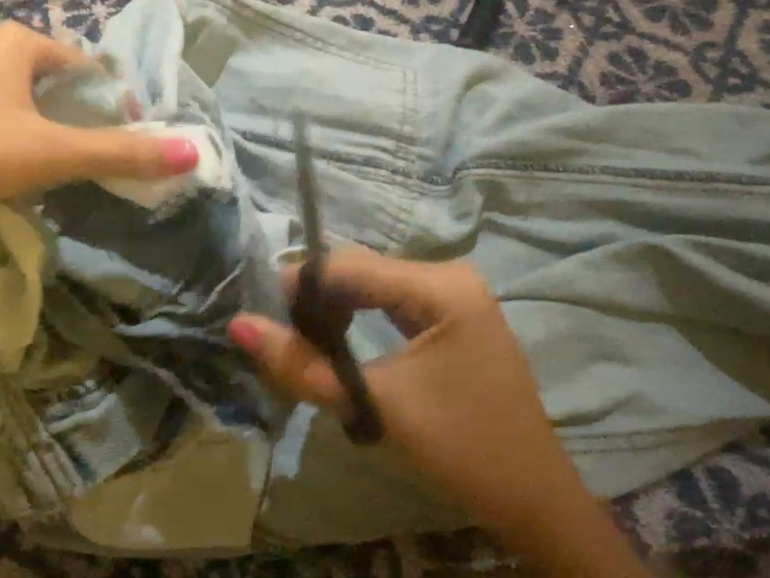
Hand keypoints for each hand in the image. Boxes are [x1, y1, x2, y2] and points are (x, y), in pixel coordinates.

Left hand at [0, 23, 198, 212]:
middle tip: (73, 162)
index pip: (85, 68)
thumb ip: (117, 154)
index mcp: (18, 41)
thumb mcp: (48, 154)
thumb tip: (192, 152)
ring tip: (36, 167)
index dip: (107, 107)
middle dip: (69, 117)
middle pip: (50, 79)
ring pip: (15, 92)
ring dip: (34, 124)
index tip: (112, 148)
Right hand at [227, 251, 649, 575]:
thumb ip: (301, 364)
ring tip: (305, 349)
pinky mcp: (452, 316)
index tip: (262, 319)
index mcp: (440, 286)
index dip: (298, 287)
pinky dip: (357, 319)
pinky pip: (388, 302)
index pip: (347, 266)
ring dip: (333, 312)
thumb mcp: (373, 405)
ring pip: (369, 285)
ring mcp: (454, 295)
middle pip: (357, 270)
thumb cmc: (460, 449)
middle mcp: (448, 275)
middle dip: (315, 302)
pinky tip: (338, 347)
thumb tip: (235, 324)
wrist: (534, 503)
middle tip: (282, 341)